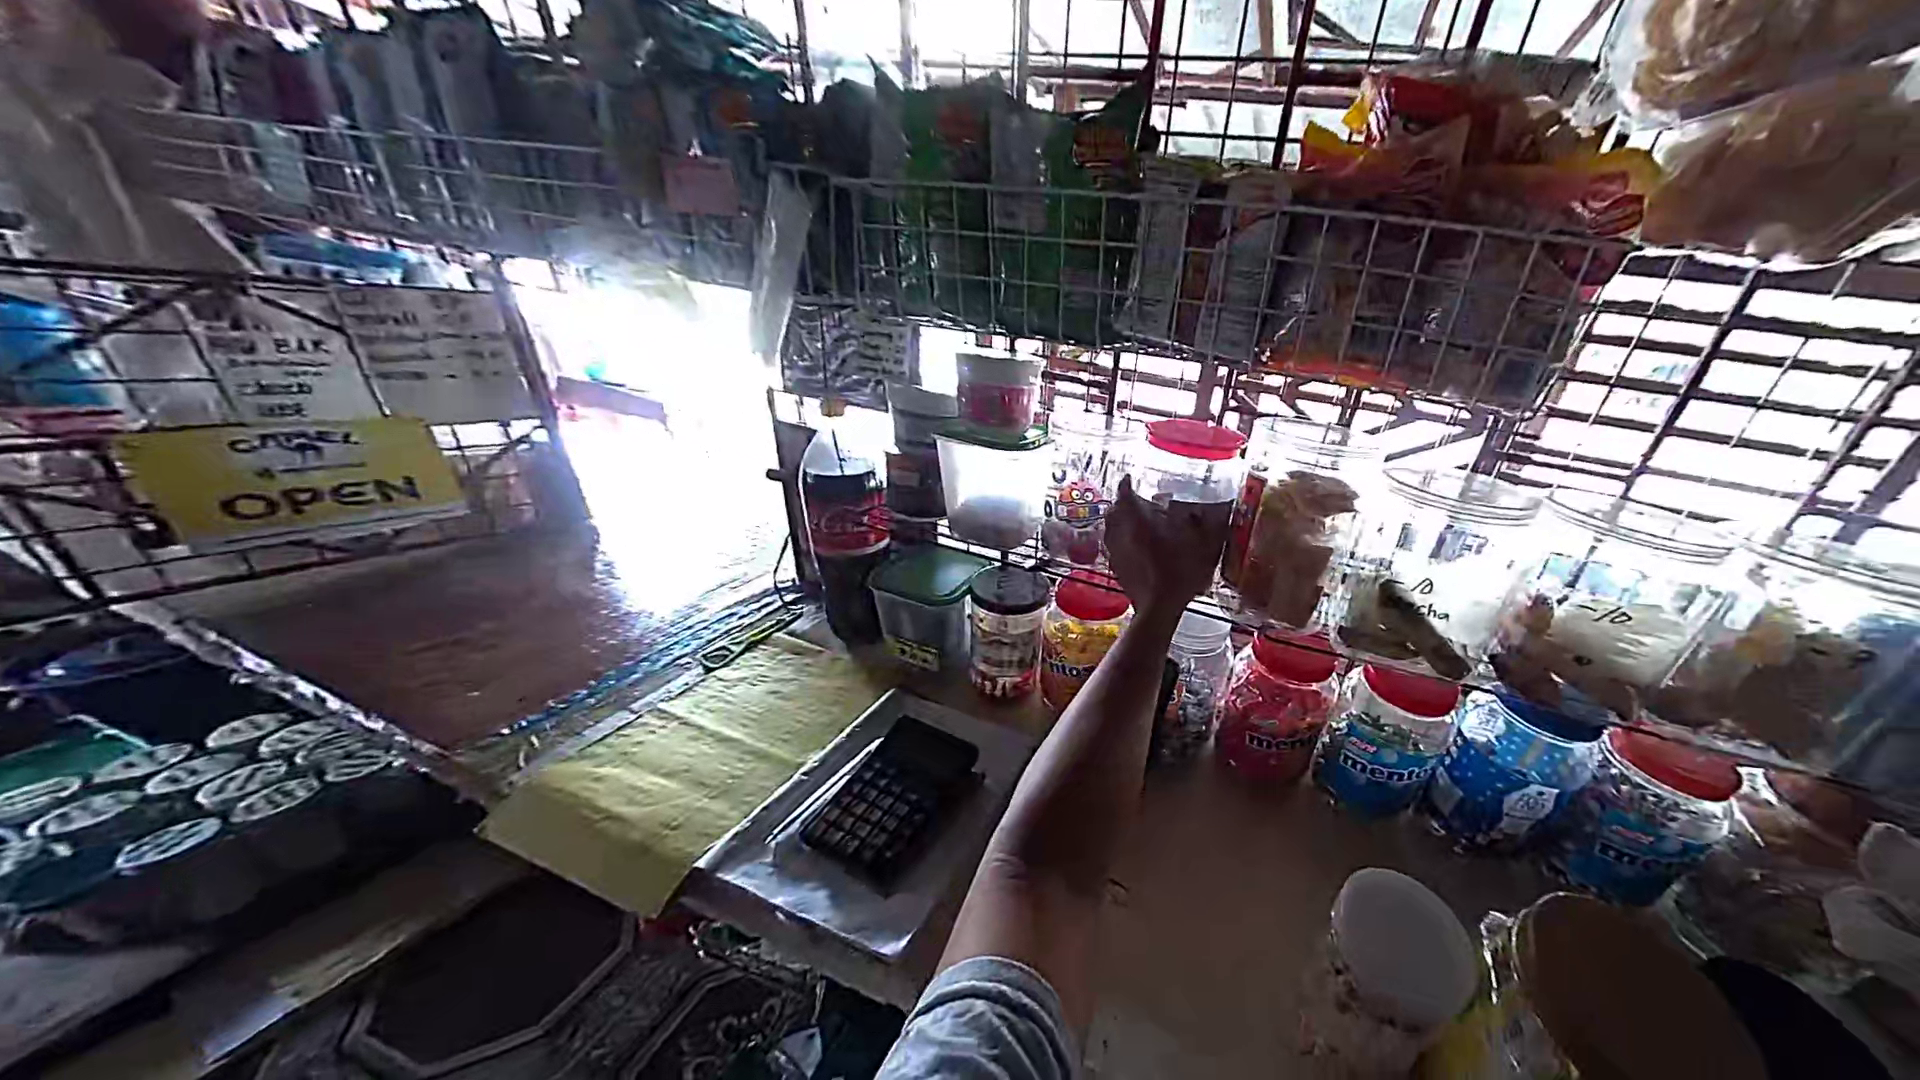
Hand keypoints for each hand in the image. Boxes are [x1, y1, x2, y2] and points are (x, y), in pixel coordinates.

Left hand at [1103, 475, 1231, 621]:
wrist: (1159, 608)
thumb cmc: (1181, 575)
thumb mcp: (1202, 548)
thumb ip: (1206, 527)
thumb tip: (1210, 512)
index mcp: (1139, 525)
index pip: (1125, 496)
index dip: (1126, 485)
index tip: (1128, 478)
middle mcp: (1122, 535)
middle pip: (1114, 511)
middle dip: (1121, 501)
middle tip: (1134, 497)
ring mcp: (1116, 552)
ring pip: (1110, 528)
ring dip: (1118, 519)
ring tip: (1132, 517)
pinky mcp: (1115, 567)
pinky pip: (1113, 544)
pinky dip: (1119, 537)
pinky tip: (1132, 542)